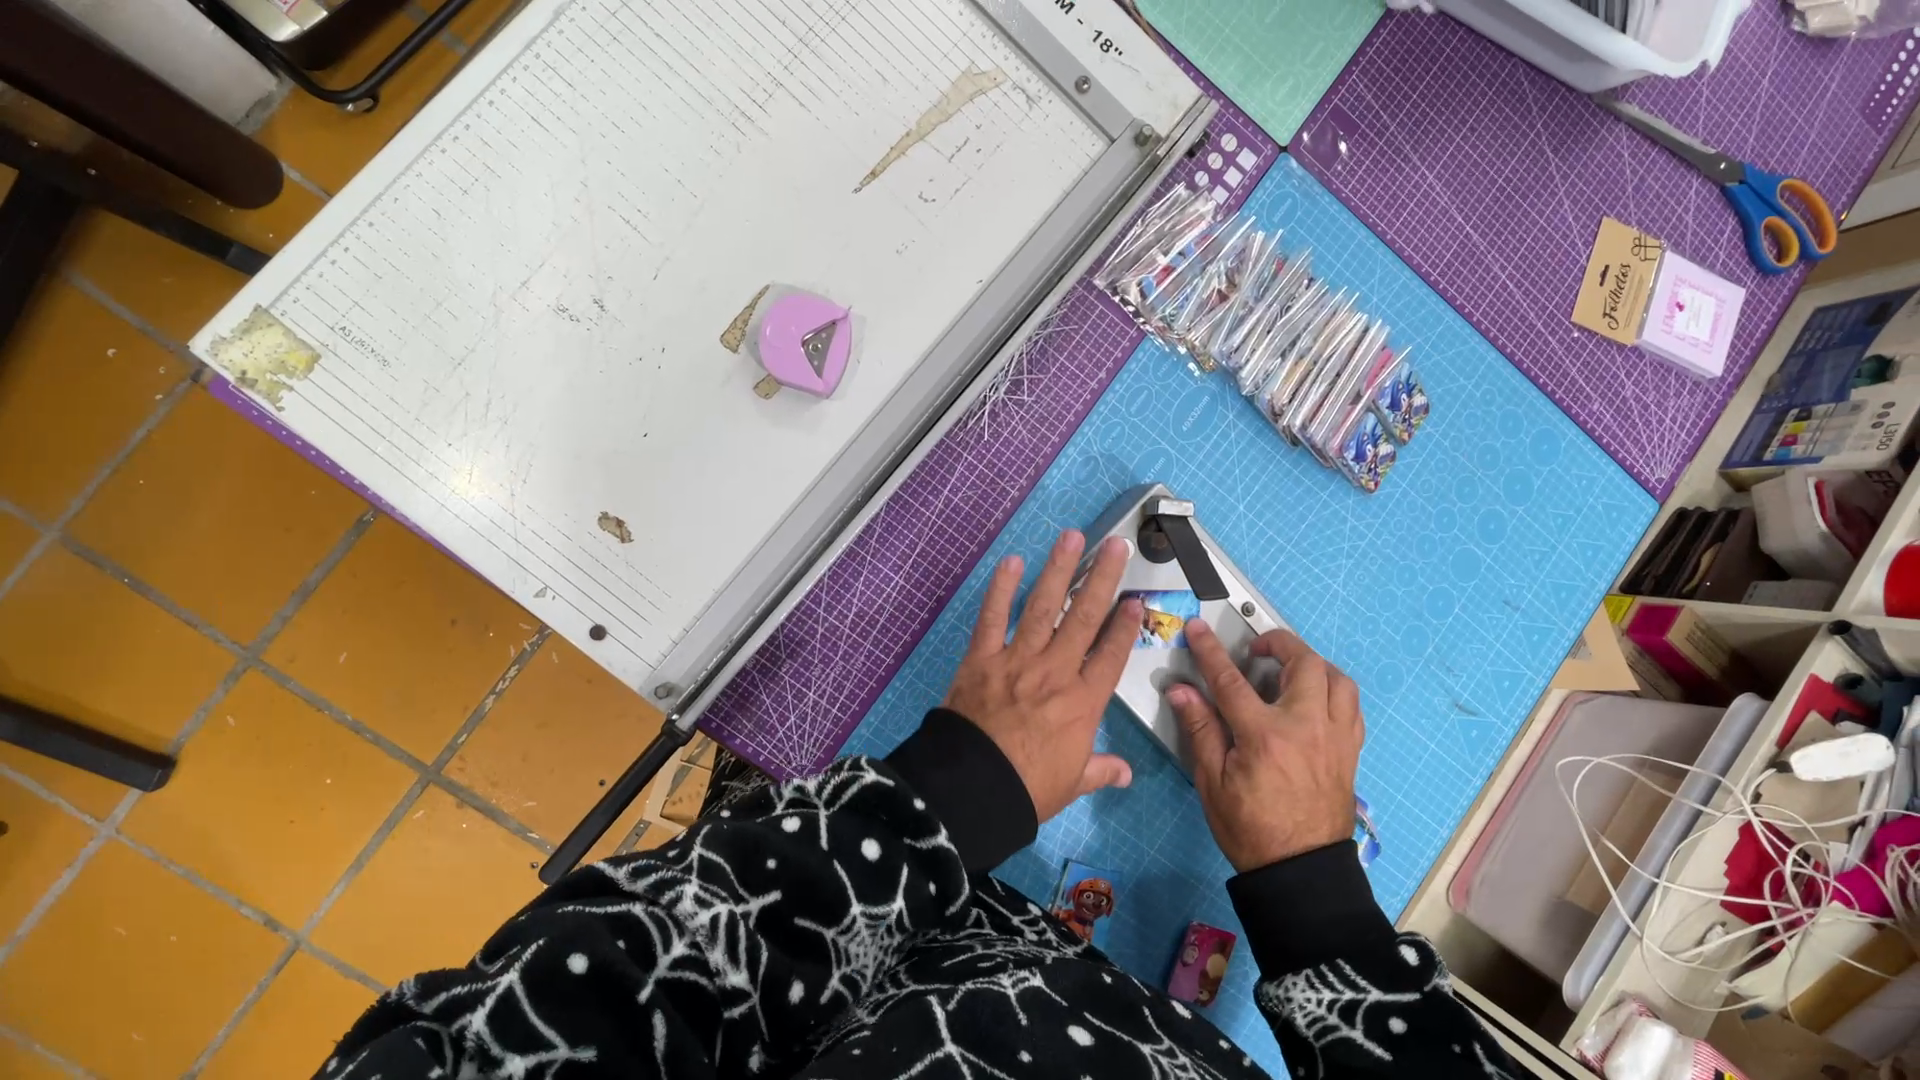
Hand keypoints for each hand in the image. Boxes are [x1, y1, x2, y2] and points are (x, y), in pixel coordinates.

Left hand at [945, 530, 1140, 821]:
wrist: (972, 787)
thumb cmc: (1027, 789)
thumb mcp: (1071, 784)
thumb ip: (1099, 770)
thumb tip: (1125, 773)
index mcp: (1082, 702)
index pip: (1110, 655)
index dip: (1125, 625)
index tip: (1135, 599)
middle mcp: (1055, 671)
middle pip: (1084, 617)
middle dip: (1102, 578)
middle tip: (1116, 545)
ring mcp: (1017, 660)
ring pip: (1043, 607)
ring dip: (1058, 569)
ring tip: (1072, 537)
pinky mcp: (981, 658)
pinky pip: (992, 617)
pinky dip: (1000, 589)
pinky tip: (1011, 562)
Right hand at [1166, 620, 1363, 872]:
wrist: (1301, 870)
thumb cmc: (1249, 828)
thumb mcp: (1212, 783)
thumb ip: (1200, 730)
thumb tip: (1181, 691)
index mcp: (1266, 736)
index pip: (1232, 680)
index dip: (1211, 651)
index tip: (1198, 629)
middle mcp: (1307, 727)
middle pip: (1303, 663)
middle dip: (1278, 644)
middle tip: (1256, 650)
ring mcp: (1335, 738)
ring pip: (1337, 679)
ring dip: (1312, 664)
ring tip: (1289, 670)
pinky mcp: (1350, 751)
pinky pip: (1351, 705)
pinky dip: (1333, 690)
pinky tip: (1314, 698)